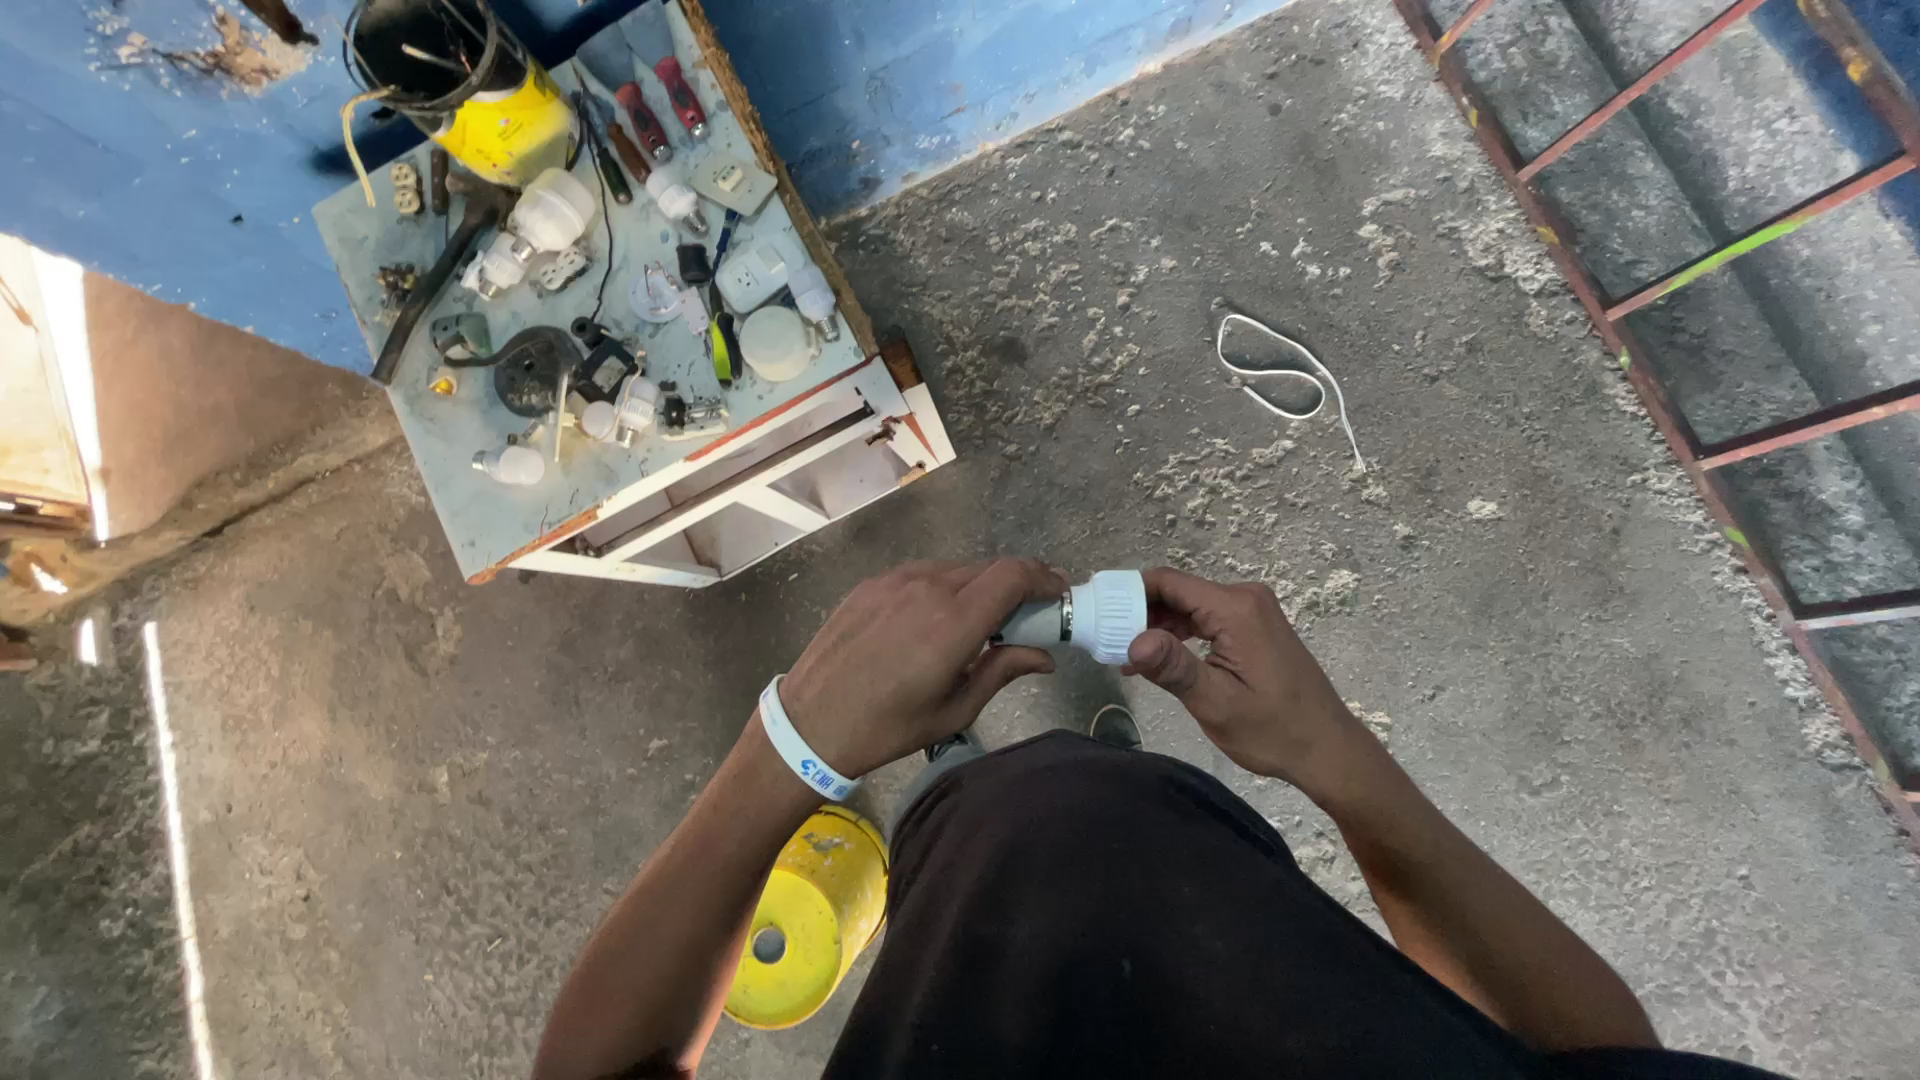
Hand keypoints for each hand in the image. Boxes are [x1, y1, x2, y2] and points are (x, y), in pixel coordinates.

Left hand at [779, 559, 1066, 778]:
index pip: (1013, 575)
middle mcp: (927, 588)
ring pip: (956, 568)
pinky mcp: (873, 583)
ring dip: (980, 584)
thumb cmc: (887, 728)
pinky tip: (938, 615)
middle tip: (1030, 610)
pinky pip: (922, 574)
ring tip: (983, 617)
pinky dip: (945, 586)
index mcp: (953, 622)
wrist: (809, 723)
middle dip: (1017, 582)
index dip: (1043, 577)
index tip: (1058, 592)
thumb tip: (1044, 656)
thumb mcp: (953, 710)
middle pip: (989, 567)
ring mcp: (896, 580)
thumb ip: (1002, 671)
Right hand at [1123, 567, 1374, 795]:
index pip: (1167, 582)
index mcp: (1235, 609)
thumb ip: (1173, 668)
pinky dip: (1179, 634)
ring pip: (1188, 605)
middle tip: (1107, 643)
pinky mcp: (1254, 625)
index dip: (1128, 594)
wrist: (1328, 749)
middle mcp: (1244, 598)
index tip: (1098, 616)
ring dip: (1157, 626)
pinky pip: (1206, 617)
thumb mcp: (1216, 703)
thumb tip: (1132, 642)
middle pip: (1176, 591)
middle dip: (1139, 614)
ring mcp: (1252, 610)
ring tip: (1126, 658)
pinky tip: (1159, 660)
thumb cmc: (1273, 731)